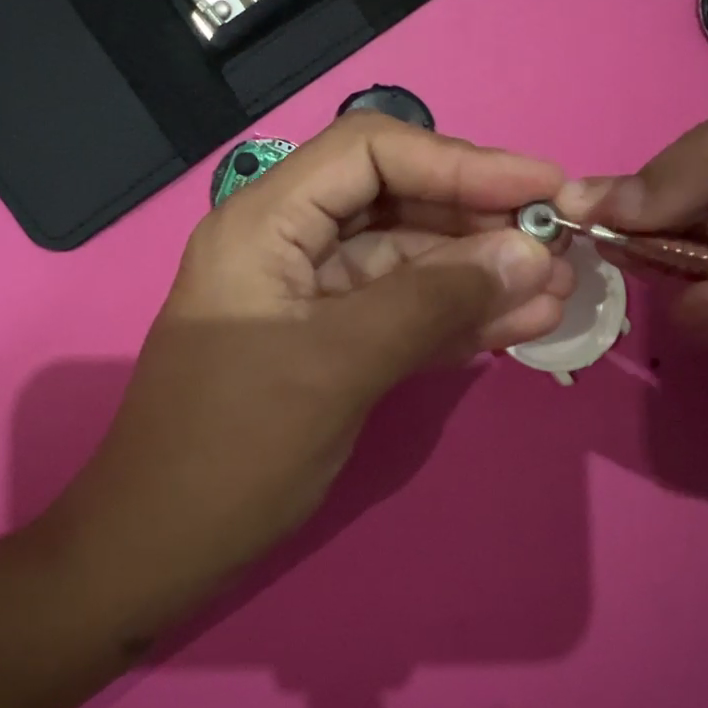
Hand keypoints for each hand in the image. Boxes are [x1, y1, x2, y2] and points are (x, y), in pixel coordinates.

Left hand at [0, 115, 575, 707]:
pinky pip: (401, 308)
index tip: (549, 185)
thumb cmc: (206, 458)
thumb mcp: (327, 373)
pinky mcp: (317, 347)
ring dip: (478, 264)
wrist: (133, 555)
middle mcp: (281, 239)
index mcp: (264, 220)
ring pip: (405, 254)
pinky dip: (457, 313)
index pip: (374, 152)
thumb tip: (530, 255)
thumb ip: (428, 306)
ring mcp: (302, 295)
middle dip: (484, 206)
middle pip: (396, 194)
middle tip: (574, 231)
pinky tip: (505, 328)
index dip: (462, 159)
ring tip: (558, 285)